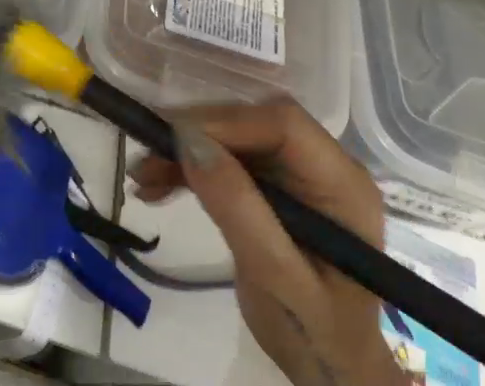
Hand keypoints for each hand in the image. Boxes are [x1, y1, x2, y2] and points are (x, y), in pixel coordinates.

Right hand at [130, 100, 405, 385]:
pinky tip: (156, 187)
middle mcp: (322, 168)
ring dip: (185, 153)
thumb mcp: (275, 275)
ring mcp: (297, 178)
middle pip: (252, 125)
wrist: (329, 370)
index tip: (169, 139)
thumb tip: (188, 141)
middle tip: (145, 157)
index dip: (225, 122)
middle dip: (196, 136)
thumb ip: (238, 207)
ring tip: (142, 178)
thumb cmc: (315, 331)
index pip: (283, 124)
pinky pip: (227, 163)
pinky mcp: (272, 190)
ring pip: (233, 140)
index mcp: (342, 184)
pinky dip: (189, 171)